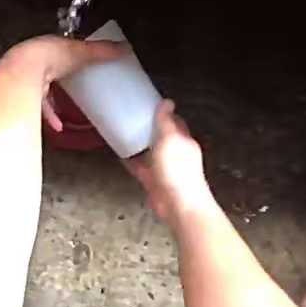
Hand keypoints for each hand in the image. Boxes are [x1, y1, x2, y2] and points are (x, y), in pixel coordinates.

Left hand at [2, 35, 129, 130]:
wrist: (27, 69)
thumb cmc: (53, 55)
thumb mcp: (84, 51)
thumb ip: (104, 51)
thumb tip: (125, 48)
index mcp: (51, 46)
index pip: (63, 49)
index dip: (72, 56)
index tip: (82, 64)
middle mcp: (38, 61)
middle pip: (51, 69)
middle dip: (62, 78)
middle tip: (76, 87)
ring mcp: (30, 78)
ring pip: (43, 89)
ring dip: (55, 101)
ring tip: (68, 111)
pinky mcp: (26, 94)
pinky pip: (39, 107)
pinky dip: (50, 116)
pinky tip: (59, 126)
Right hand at [125, 100, 212, 219]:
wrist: (177, 204)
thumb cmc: (178, 172)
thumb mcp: (170, 138)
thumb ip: (166, 121)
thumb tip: (167, 102)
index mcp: (183, 141)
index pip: (175, 122)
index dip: (164, 114)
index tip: (151, 106)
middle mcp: (176, 154)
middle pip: (162, 137)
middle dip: (151, 129)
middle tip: (135, 119)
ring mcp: (164, 169)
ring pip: (151, 153)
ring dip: (140, 145)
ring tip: (126, 134)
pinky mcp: (153, 182)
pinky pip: (140, 168)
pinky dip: (131, 162)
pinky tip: (122, 156)